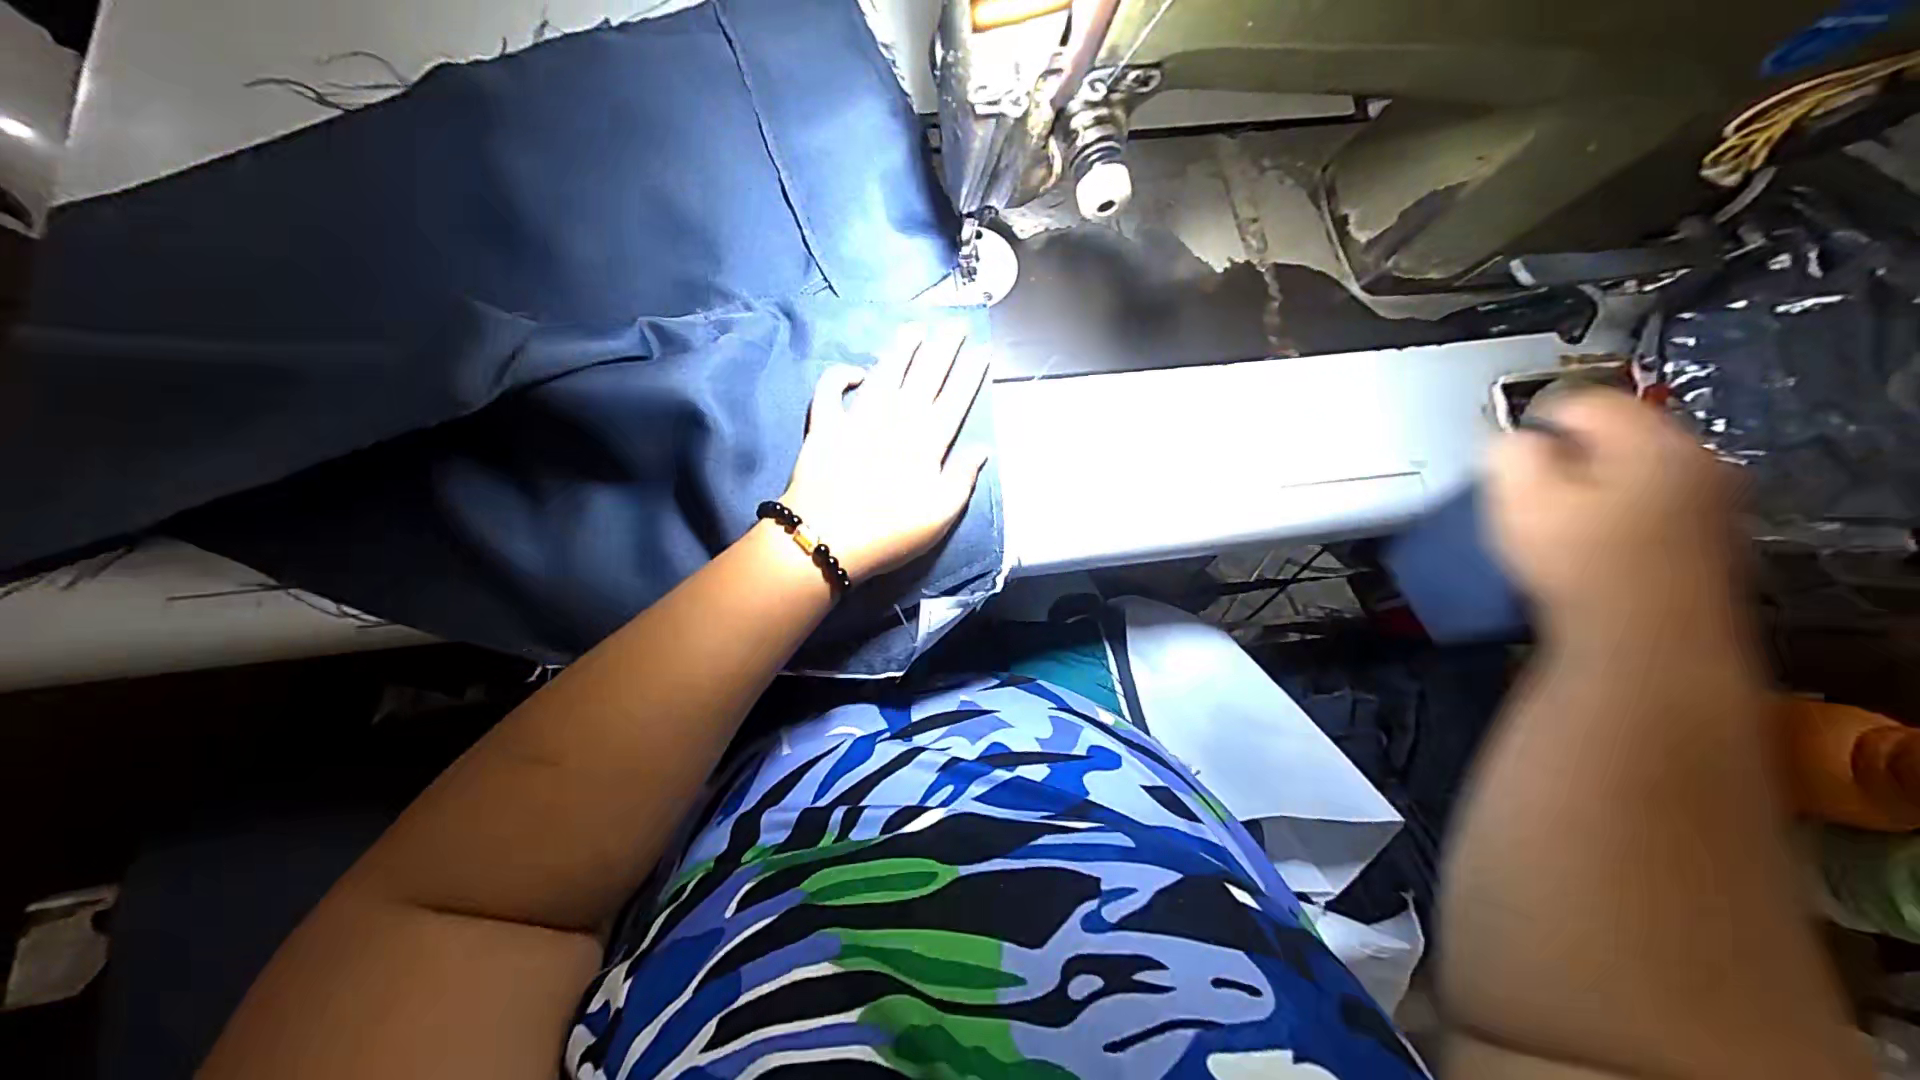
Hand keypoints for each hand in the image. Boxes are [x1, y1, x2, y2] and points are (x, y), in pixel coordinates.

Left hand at [777, 325, 990, 583]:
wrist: (826, 539)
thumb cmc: (889, 533)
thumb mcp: (940, 515)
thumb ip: (962, 479)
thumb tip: (982, 449)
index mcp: (927, 441)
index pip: (956, 398)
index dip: (971, 372)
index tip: (983, 349)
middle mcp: (896, 419)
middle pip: (925, 375)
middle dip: (943, 348)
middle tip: (955, 324)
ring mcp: (858, 418)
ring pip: (884, 372)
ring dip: (901, 349)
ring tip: (915, 328)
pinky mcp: (825, 425)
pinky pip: (830, 389)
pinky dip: (840, 375)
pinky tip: (854, 371)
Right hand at [1486, 390, 1745, 650]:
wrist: (1648, 643)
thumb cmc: (1579, 562)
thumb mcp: (1520, 496)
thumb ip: (1508, 453)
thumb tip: (1511, 442)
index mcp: (1650, 440)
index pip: (1581, 400)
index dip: (1532, 420)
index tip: (1506, 455)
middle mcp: (1696, 461)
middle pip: (1613, 437)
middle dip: (1565, 458)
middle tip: (1528, 492)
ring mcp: (1713, 505)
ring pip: (1633, 476)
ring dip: (1591, 491)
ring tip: (1556, 525)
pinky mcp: (1710, 546)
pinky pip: (1651, 511)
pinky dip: (1617, 521)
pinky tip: (1591, 552)